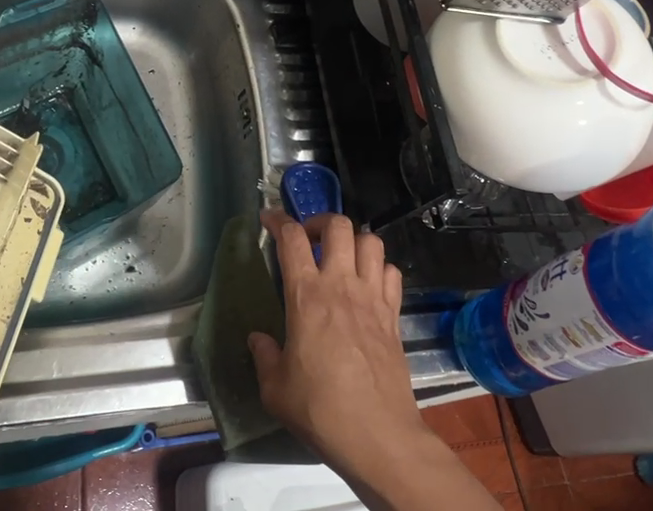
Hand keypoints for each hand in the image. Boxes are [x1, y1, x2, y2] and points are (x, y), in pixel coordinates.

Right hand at [248, 211, 419, 472]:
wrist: (377, 435)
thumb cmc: (320, 410)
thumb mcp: (275, 389)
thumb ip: (264, 356)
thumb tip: (258, 339)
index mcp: (306, 296)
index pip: (291, 239)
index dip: (278, 220)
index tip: (268, 218)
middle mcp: (341, 286)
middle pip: (337, 226)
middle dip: (319, 222)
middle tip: (307, 239)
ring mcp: (373, 298)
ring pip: (370, 241)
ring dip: (353, 241)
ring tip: (340, 257)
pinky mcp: (394, 315)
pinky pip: (391, 272)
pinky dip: (379, 268)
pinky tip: (367, 284)